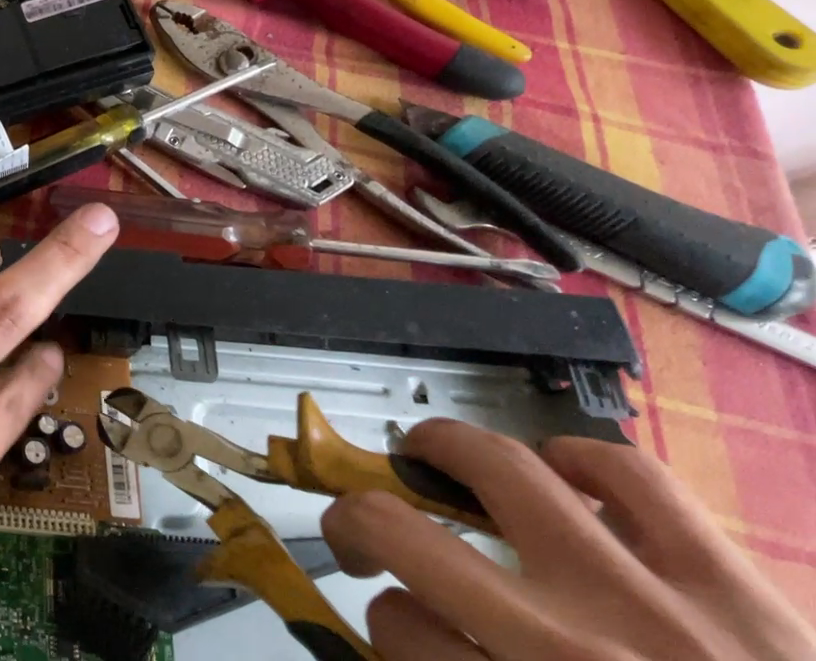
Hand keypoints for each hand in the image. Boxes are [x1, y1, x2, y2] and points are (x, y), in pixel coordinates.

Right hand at [322, 422, 815, 659]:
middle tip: (361, 526)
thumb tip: (421, 642)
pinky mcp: (738, 583)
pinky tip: (561, 471)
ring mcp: (653, 600)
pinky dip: (578, 459)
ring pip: (500, 469)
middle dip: (355, 522)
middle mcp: (565, 646)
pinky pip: (632, 476)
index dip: (382, 623)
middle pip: (400, 534)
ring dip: (441, 452)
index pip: (393, 629)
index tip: (400, 630)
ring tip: (430, 454)